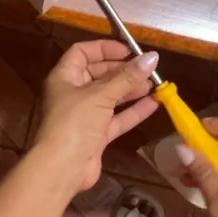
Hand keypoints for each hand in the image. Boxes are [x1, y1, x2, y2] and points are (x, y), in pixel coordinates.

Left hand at [31, 40, 160, 191]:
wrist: (62, 167)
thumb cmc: (74, 123)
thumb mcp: (101, 95)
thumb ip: (128, 77)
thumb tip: (152, 57)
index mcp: (64, 77)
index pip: (82, 53)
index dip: (104, 49)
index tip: (128, 50)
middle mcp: (72, 93)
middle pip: (98, 74)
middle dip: (123, 71)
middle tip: (147, 68)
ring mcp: (84, 115)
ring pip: (110, 97)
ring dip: (131, 90)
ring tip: (155, 84)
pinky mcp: (95, 135)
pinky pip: (116, 118)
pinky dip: (133, 111)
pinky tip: (154, 103)